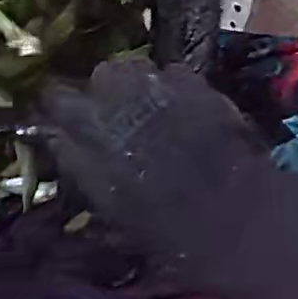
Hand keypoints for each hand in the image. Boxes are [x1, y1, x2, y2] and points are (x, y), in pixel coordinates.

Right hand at [42, 60, 297, 298]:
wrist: (246, 225)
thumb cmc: (170, 227)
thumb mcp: (108, 202)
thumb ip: (75, 159)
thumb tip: (51, 132)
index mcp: (92, 121)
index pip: (54, 94)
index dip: (57, 104)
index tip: (60, 115)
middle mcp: (120, 88)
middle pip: (99, 75)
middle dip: (104, 93)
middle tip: (116, 122)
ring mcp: (160, 79)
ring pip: (135, 71)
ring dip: (138, 90)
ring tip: (153, 120)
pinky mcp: (194, 79)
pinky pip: (170, 77)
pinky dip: (172, 93)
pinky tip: (184, 119)